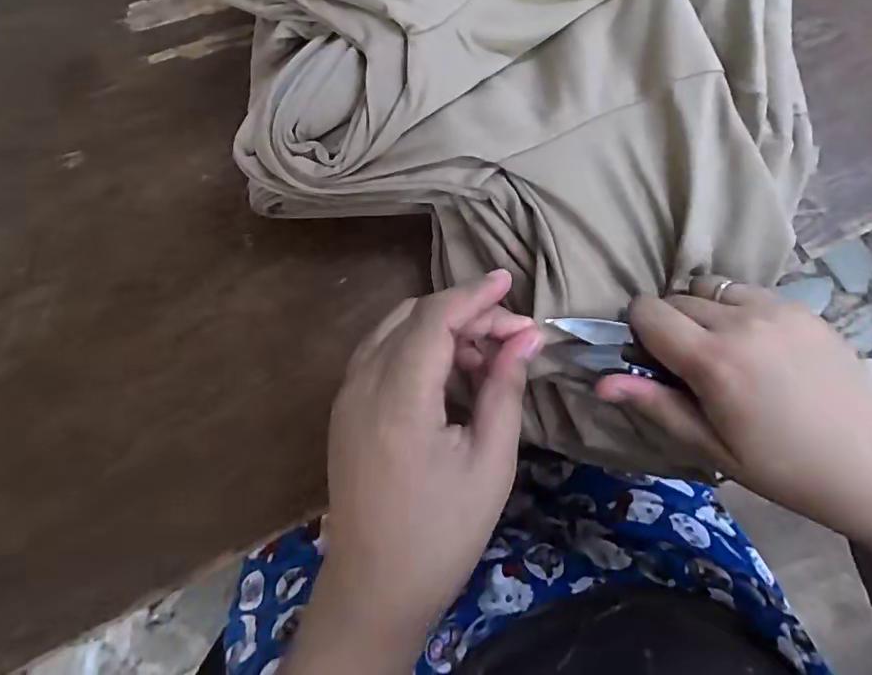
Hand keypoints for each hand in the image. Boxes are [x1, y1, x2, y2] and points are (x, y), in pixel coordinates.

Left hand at [305, 270, 542, 658]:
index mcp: (397, 398)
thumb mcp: (490, 462)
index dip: (475, 294)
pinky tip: (450, 372)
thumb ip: (505, 389)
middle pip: (415, 316)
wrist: (374, 591)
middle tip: (511, 335)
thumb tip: (527, 338)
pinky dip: (418, 346)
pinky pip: (381, 352)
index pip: (435, 318)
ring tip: (486, 355)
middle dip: (465, 313)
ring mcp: (346, 395)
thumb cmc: (441, 533)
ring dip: (441, 327)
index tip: (511, 280)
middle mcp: (362, 384)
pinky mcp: (344, 408)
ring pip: (395, 328)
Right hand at [596, 276, 871, 550]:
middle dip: (670, 325)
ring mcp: (776, 307)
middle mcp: (741, 320)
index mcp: (715, 360)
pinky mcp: (801, 306)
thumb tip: (599, 381)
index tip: (652, 359)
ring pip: (709, 288)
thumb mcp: (714, 447)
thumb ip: (655, 405)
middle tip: (692, 367)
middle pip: (675, 298)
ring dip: (702, 311)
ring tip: (725, 351)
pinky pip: (747, 291)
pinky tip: (760, 347)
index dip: (638, 331)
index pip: (647, 311)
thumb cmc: (786, 470)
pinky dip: (737, 308)